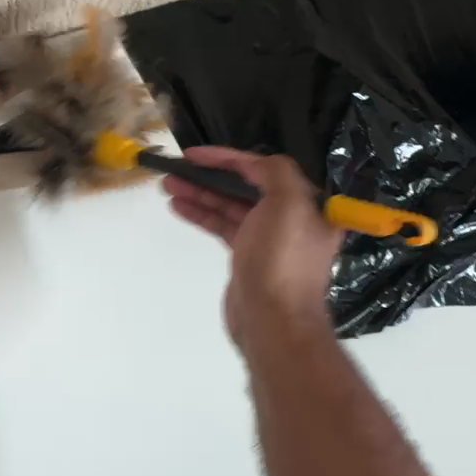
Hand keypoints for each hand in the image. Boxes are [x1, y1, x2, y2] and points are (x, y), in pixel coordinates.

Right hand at [162, 147, 341, 352]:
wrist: (272, 319)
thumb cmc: (281, 259)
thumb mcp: (288, 203)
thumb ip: (275, 172)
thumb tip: (255, 164)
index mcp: (307, 203)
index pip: (263, 169)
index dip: (227, 158)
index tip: (194, 155)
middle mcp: (290, 218)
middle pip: (244, 186)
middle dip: (209, 176)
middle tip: (175, 170)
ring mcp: (267, 238)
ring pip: (229, 206)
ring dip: (199, 193)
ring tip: (168, 185)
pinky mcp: (248, 256)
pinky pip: (223, 226)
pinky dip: (202, 214)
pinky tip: (179, 206)